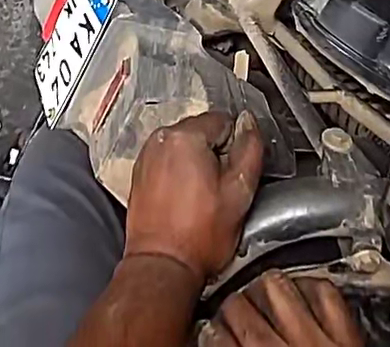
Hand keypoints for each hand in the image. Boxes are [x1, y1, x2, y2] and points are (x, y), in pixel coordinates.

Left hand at [123, 112, 264, 285]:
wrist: (161, 267)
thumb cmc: (199, 236)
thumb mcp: (239, 193)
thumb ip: (250, 149)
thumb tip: (248, 122)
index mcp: (186, 136)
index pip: (222, 121)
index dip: (233, 147)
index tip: (231, 174)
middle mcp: (162, 137)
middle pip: (201, 129)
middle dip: (213, 152)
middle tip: (217, 188)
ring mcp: (147, 153)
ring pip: (184, 144)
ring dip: (195, 161)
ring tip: (198, 196)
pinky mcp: (139, 170)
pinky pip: (167, 157)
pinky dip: (177, 170)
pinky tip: (182, 198)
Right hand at [203, 272, 363, 346]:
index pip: (219, 339)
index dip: (211, 334)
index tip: (212, 335)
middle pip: (241, 307)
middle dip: (232, 308)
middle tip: (233, 317)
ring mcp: (319, 344)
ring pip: (277, 286)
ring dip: (264, 291)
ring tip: (263, 300)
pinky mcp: (347, 338)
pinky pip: (322, 292)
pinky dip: (309, 288)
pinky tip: (301, 298)